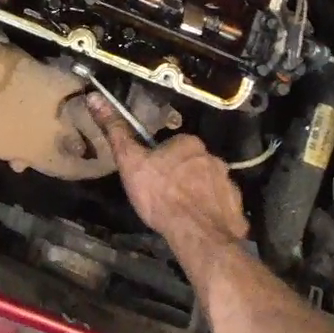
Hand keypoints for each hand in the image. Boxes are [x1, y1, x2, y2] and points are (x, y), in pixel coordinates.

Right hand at [89, 95, 248, 254]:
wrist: (196, 235)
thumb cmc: (160, 194)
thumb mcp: (130, 160)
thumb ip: (116, 130)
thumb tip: (95, 97)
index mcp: (189, 143)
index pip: (176, 145)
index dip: (164, 159)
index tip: (154, 175)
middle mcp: (214, 159)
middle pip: (195, 164)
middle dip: (184, 175)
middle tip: (167, 195)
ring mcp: (229, 186)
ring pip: (211, 186)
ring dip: (200, 194)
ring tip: (184, 213)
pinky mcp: (238, 211)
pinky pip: (224, 209)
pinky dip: (214, 214)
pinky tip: (202, 226)